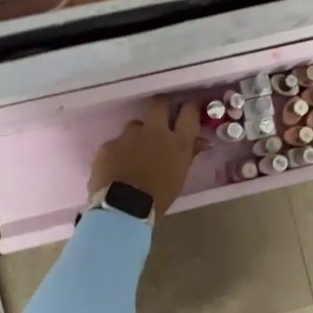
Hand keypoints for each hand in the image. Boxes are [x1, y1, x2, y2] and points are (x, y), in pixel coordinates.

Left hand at [88, 98, 202, 218]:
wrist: (123, 208)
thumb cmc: (158, 197)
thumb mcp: (179, 177)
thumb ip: (189, 154)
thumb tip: (202, 141)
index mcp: (177, 142)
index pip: (189, 113)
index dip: (189, 106)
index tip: (189, 106)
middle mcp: (154, 131)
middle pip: (159, 104)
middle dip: (161, 106)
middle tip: (161, 115)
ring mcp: (129, 135)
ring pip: (135, 125)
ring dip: (137, 134)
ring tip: (135, 153)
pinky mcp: (109, 144)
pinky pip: (116, 143)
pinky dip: (119, 152)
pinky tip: (117, 167)